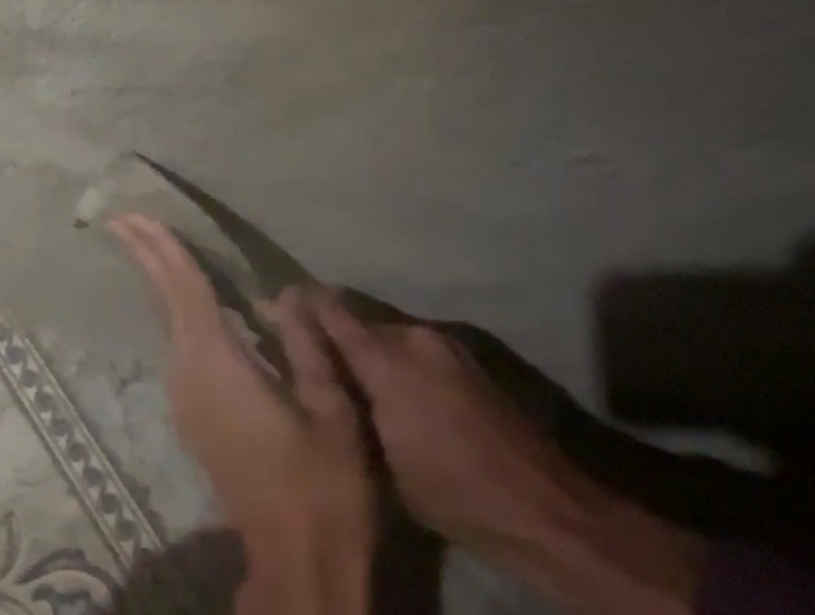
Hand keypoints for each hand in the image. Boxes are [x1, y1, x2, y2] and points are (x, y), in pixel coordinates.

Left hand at [111, 216, 373, 612]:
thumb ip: (305, 346)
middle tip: (123, 217)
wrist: (296, 557)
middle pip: (165, 301)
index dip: (161, 248)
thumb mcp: (331, 410)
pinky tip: (191, 305)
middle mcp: (187, 372)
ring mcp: (183, 398)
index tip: (132, 214)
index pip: (184, 289)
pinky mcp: (191, 416)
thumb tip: (284, 295)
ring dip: (161, 284)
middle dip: (145, 255)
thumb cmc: (323, 485)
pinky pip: (182, 349)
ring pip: (170, 325)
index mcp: (217, 362)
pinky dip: (179, 315)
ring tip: (153, 245)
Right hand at [310, 288, 703, 613]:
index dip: (296, 302)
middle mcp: (415, 338)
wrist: (547, 512)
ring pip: (384, 334)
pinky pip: (412, 349)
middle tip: (299, 352)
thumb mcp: (376, 455)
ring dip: (360, 347)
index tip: (266, 305)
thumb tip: (305, 370)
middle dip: (325, 329)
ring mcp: (447, 348)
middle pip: (354, 318)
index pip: (327, 307)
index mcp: (386, 357)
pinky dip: (390, 360)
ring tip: (338, 375)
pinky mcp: (469, 365)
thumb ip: (340, 400)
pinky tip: (381, 390)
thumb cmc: (450, 489)